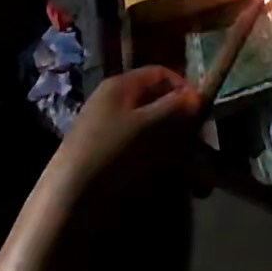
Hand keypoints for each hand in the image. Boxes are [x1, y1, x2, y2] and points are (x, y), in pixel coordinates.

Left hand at [52, 66, 201, 188]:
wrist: (68, 196)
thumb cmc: (109, 151)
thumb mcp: (145, 127)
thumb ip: (173, 109)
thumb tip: (198, 96)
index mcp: (121, 85)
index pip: (160, 74)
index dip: (184, 88)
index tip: (202, 112)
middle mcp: (116, 101)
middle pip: (158, 101)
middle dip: (183, 122)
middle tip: (202, 147)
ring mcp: (111, 127)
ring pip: (154, 128)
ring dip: (176, 145)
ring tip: (194, 173)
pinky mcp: (110, 153)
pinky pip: (144, 147)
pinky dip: (162, 159)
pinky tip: (174, 178)